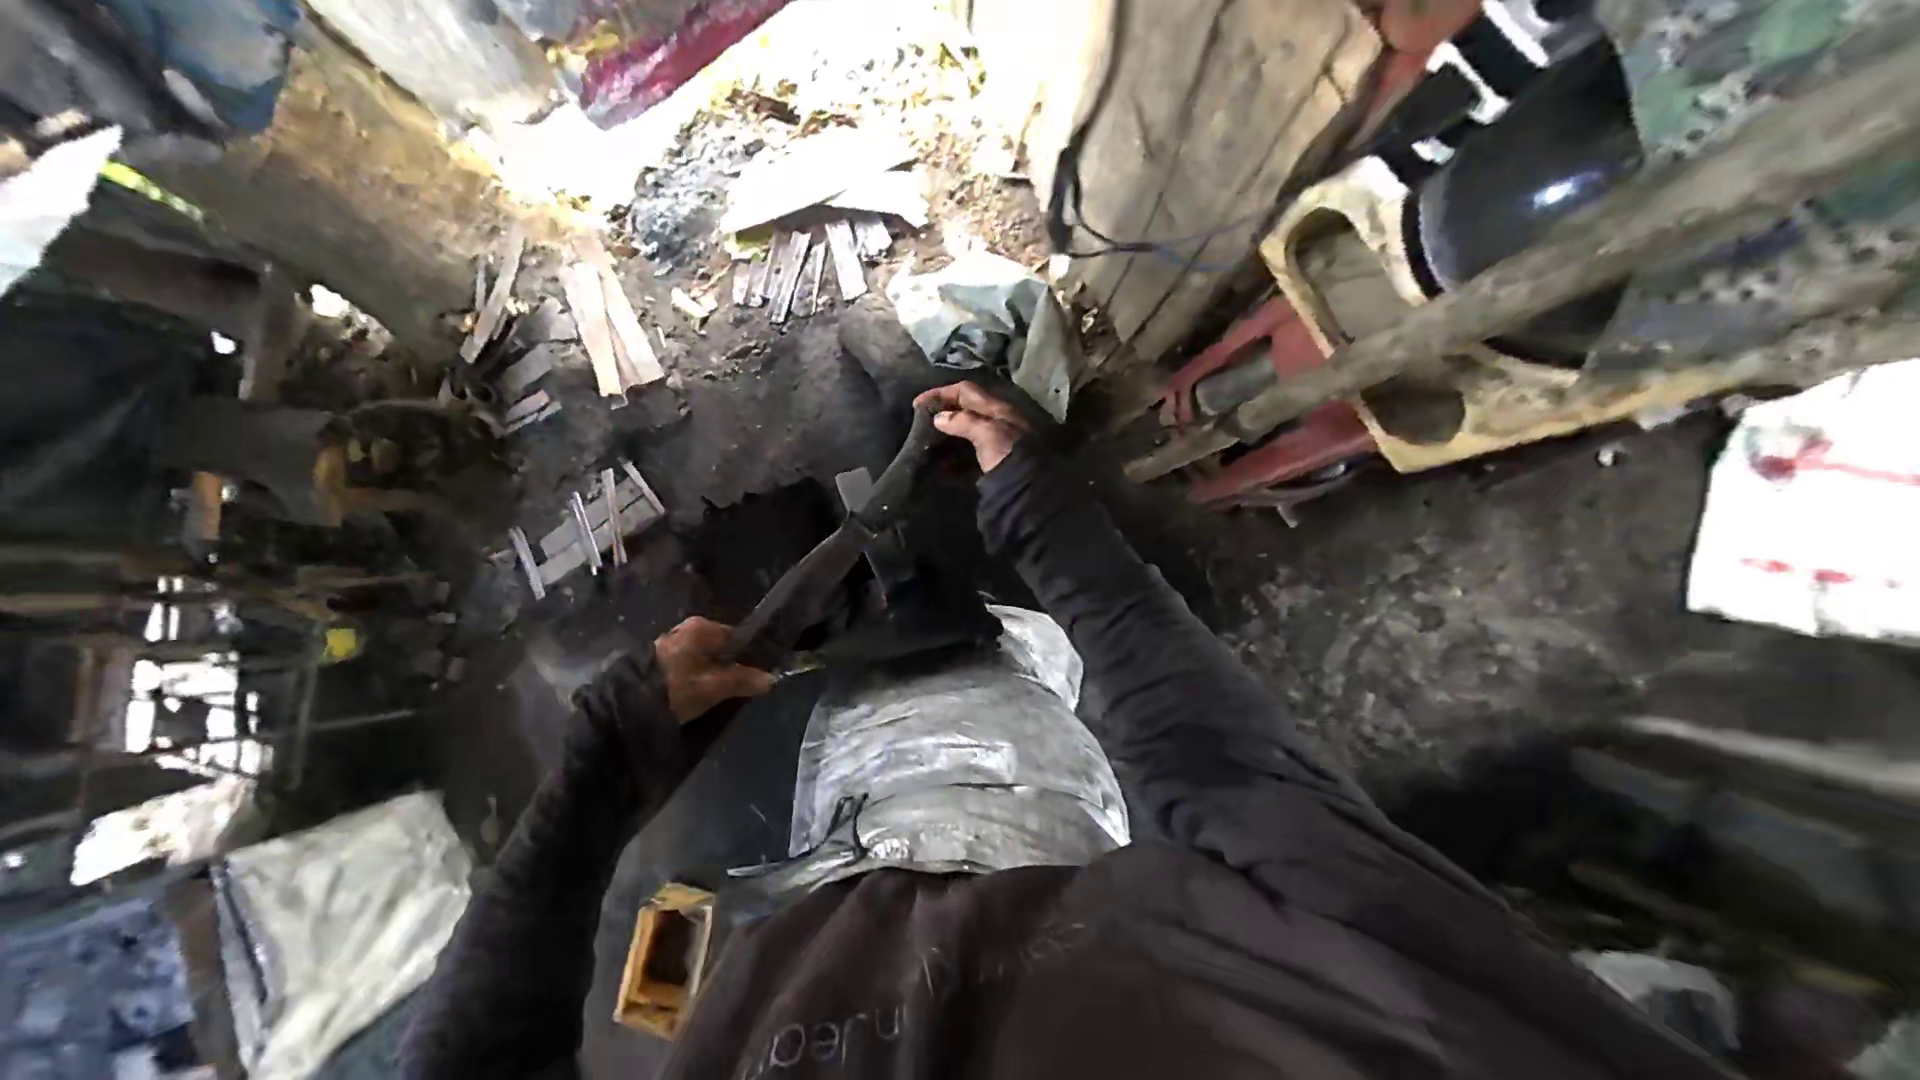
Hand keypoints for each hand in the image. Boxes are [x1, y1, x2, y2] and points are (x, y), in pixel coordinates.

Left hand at [653, 617, 774, 722]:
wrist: (625, 706)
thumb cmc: (677, 689)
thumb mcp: (715, 687)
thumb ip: (744, 681)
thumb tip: (771, 679)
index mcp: (700, 627)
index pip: (735, 636)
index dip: (747, 654)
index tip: (755, 673)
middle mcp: (683, 628)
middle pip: (716, 647)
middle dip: (727, 664)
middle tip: (736, 687)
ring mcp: (666, 644)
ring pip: (699, 657)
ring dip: (708, 672)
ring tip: (715, 694)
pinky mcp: (653, 662)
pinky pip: (684, 667)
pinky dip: (692, 677)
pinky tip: (694, 695)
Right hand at [913, 381, 1030, 472]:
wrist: (1030, 492)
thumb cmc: (1008, 455)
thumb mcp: (987, 433)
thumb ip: (963, 422)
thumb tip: (939, 418)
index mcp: (1000, 410)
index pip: (967, 391)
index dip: (942, 393)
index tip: (918, 403)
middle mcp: (999, 425)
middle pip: (966, 413)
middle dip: (943, 416)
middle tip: (920, 424)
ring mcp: (997, 448)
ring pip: (966, 438)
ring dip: (947, 441)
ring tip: (926, 448)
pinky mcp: (993, 469)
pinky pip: (969, 461)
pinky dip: (953, 463)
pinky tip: (941, 471)